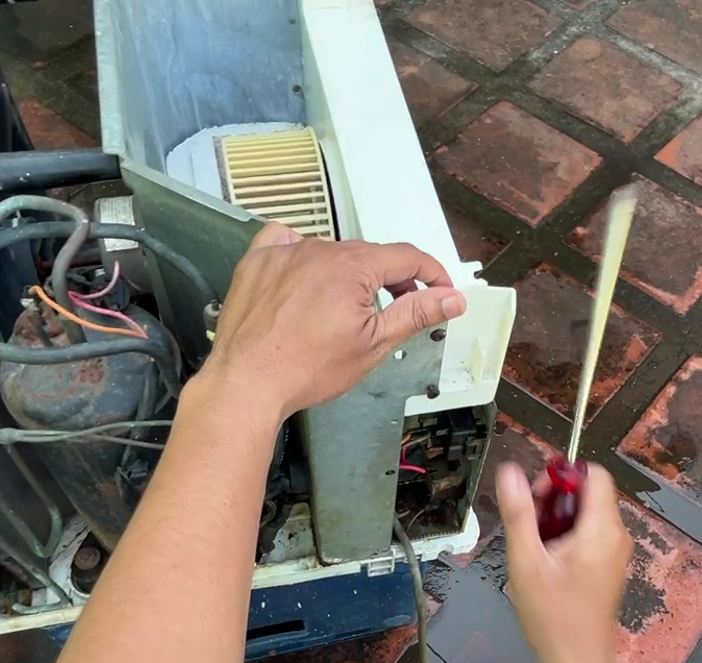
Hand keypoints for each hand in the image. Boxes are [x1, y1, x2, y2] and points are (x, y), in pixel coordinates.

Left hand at [199, 223, 468, 421]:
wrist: (248, 381)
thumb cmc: (307, 368)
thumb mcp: (373, 344)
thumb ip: (415, 314)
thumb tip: (452, 298)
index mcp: (354, 266)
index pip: (407, 257)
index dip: (431, 274)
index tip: (440, 290)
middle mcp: (319, 248)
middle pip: (369, 256)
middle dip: (389, 280)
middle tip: (396, 310)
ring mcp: (284, 252)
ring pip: (330, 254)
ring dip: (346, 275)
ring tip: (342, 313)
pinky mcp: (257, 262)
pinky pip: (285, 243)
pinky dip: (301, 256)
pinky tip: (304, 277)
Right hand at [496, 462, 632, 662]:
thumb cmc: (551, 616)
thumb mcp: (526, 562)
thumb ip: (518, 513)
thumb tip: (509, 471)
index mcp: (602, 529)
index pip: (593, 474)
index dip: (562, 476)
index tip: (534, 497)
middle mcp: (617, 535)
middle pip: (588, 493)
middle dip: (554, 499)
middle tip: (527, 526)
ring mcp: (616, 552)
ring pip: (586, 514)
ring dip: (556, 520)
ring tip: (533, 548)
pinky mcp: (609, 567)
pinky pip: (589, 535)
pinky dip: (566, 537)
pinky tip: (546, 563)